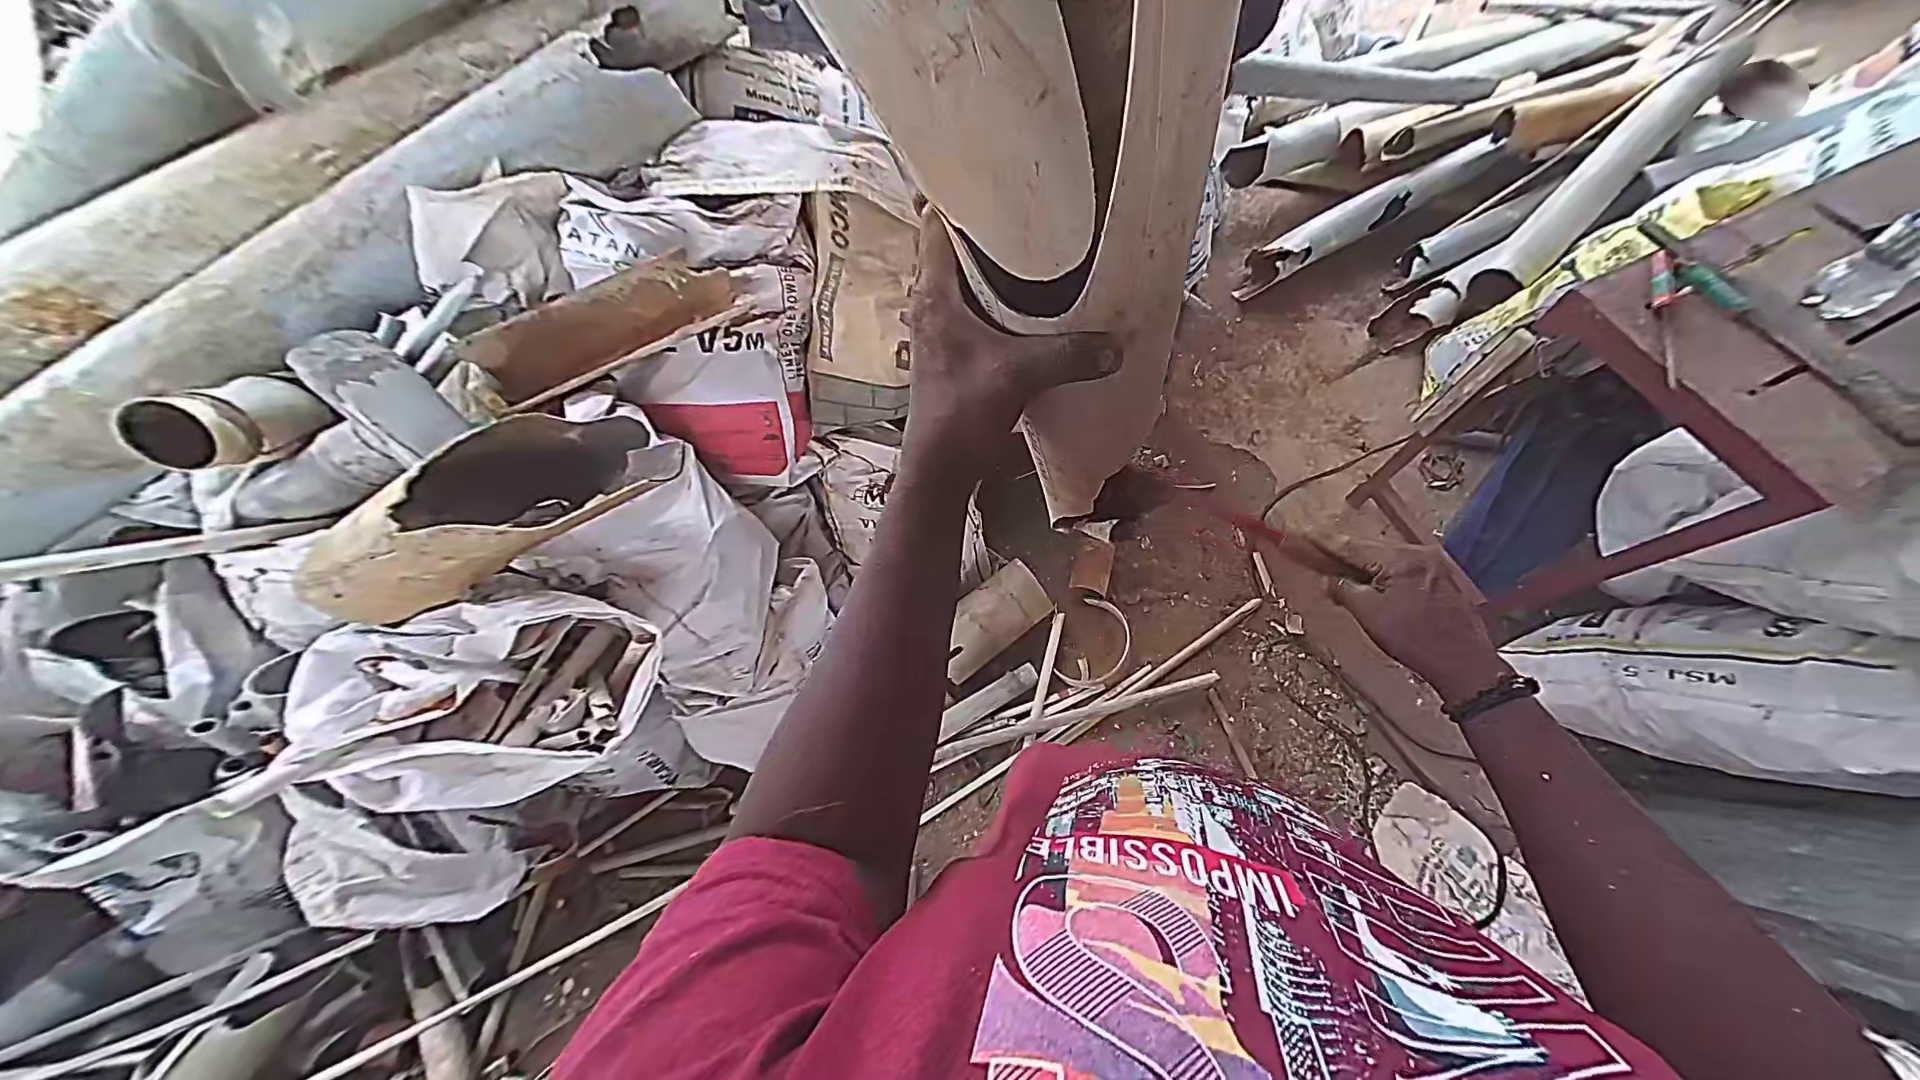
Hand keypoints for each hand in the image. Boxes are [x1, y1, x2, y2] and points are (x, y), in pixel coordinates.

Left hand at [902, 208, 1119, 481]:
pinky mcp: (953, 354)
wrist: (941, 467)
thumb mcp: (1019, 376)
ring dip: (992, 271)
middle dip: (986, 232)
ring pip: (965, 284)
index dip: (960, 199)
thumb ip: (1069, 355)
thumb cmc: (964, 413)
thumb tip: (1119, 344)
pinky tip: (1027, 305)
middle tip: (1029, 212)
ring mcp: (940, 332)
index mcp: (935, 296)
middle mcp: (931, 307)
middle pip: (953, 252)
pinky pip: (975, 313)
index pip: (935, 226)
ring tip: (1034, 250)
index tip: (997, 181)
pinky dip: (996, 303)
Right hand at [1309, 533, 1512, 706]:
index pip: (1351, 546)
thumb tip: (1330, 580)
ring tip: (1336, 570)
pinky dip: (1380, 575)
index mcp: (1401, 559)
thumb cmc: (1414, 639)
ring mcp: (1434, 567)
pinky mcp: (1441, 582)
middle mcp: (1420, 555)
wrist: (1465, 665)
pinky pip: (1401, 570)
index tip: (1301, 533)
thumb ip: (1343, 589)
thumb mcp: (1368, 613)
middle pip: (1369, 550)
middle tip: (1313, 551)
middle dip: (1340, 553)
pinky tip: (1367, 583)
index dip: (1321, 541)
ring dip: (1360, 566)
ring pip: (1385, 560)